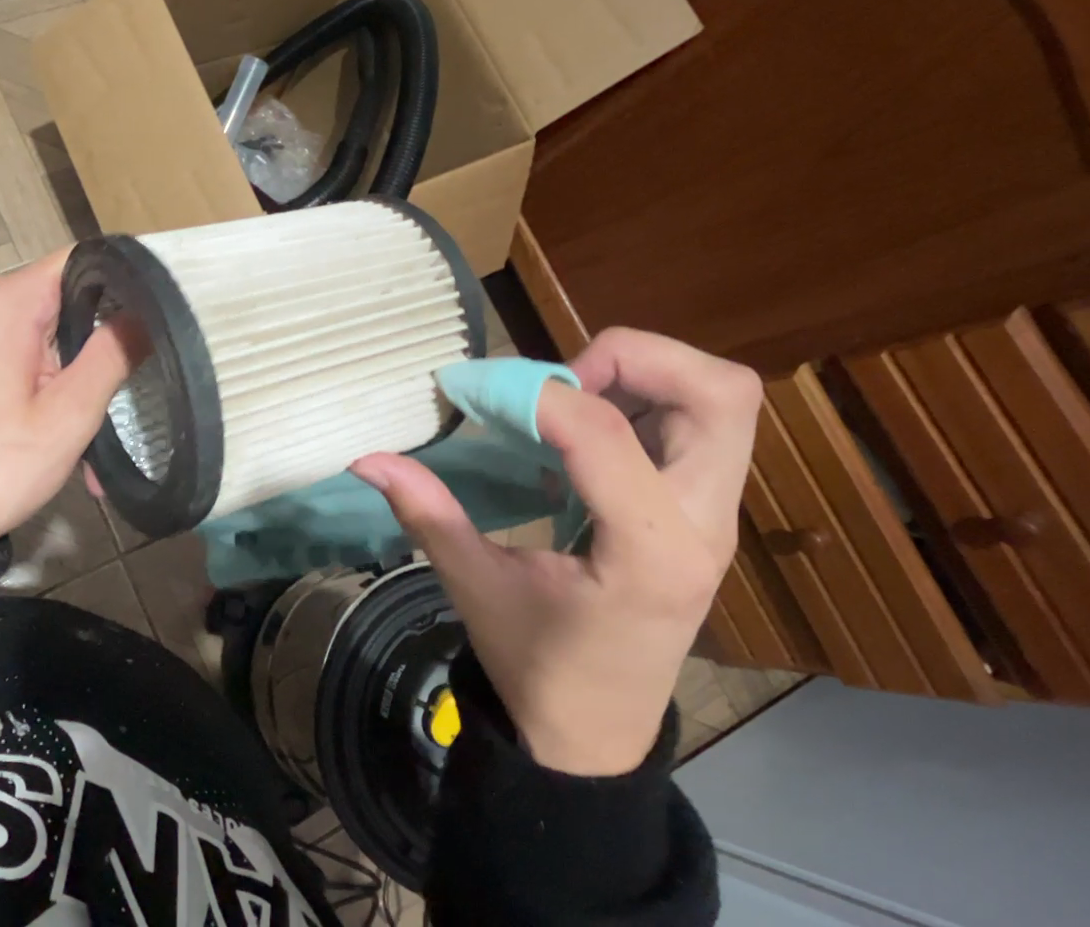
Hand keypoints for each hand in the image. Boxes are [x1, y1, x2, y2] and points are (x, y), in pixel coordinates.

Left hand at [0, 251, 140, 568]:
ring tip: (107, 425)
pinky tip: (70, 433)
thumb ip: (113, 355)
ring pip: (48, 335)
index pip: (81, 261)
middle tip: (141, 377)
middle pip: (66, 299)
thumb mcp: (68, 415)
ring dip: (79, 377)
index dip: (125, 280)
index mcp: (6, 304)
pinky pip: (23, 358)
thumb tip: (147, 312)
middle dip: (104, 340)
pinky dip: (51, 388)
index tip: (163, 311)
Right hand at [350, 328, 761, 775]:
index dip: (528, 392)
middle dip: (633, 359)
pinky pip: (701, 426)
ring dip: (644, 376)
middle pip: (719, 392)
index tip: (470, 390)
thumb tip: (367, 458)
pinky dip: (644, 403)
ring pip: (722, 401)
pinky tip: (578, 434)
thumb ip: (427, 513)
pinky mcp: (705, 513)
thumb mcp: (473, 586)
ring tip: (566, 401)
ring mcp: (715, 517)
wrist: (594, 731)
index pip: (601, 431)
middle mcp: (704, 523)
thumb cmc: (535, 665)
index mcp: (649, 551)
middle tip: (557, 382)